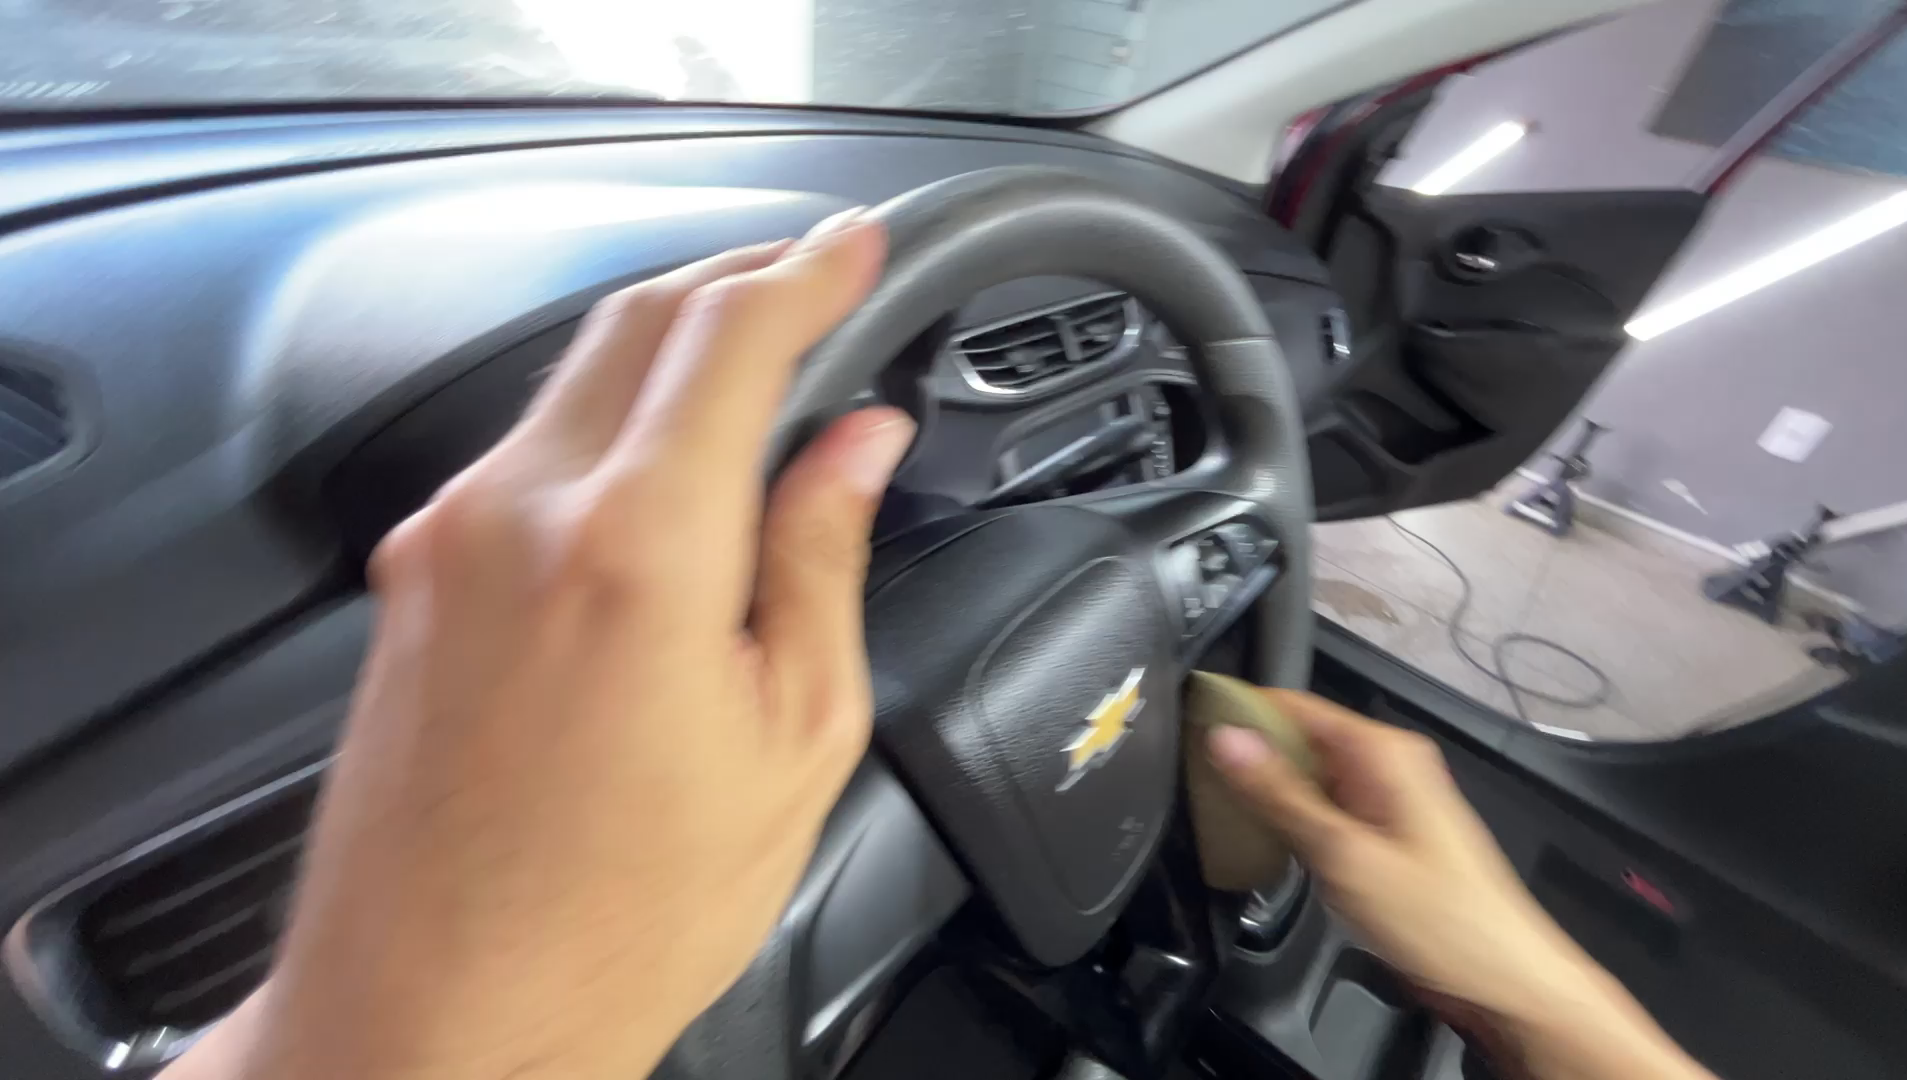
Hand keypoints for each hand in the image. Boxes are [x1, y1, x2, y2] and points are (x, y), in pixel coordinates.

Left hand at [175, 209, 911, 1079]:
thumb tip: (857, 445)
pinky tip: (675, 431)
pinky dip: (625, 400)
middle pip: (644, 318)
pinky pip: (541, 432)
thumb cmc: (633, 900)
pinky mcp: (424, 568)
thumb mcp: (795, 726)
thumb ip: (820, 554)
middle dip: (745, 276)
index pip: (732, 340)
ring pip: (585, 364)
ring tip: (765, 342)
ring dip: (683, 332)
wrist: (444, 1017)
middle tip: (819, 275)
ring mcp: (452, 535)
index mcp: (640, 550)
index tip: (855, 246)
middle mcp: (522, 513)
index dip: (807, 275)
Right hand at [1208, 693, 1715, 1079]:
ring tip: (1209, 796)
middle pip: (1296, 735)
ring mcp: (1381, 794)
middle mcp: (1381, 760)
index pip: (1291, 704)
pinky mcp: (1377, 826)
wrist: (1510, 989)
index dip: (1238, 709)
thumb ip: (1277, 793)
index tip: (1188, 724)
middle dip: (1246, 749)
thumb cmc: (1436, 919)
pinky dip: (1285, 808)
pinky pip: (1318, 800)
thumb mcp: (1343, 853)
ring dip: (1263, 782)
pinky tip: (1254, 827)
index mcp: (1380, 749)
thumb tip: (1221, 736)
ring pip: (1303, 770)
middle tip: (1191, 769)